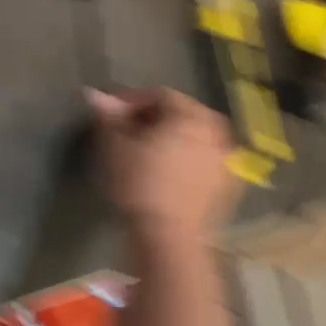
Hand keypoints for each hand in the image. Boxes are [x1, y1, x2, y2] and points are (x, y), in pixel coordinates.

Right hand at [88, 88, 236, 244]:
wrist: (169, 231)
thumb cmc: (137, 181)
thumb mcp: (113, 144)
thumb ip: (108, 116)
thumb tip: (95, 94)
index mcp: (191, 118)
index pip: (162, 94)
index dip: (133, 99)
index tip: (110, 113)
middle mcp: (217, 133)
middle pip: (186, 112)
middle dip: (157, 115)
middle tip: (129, 128)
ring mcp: (228, 159)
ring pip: (200, 135)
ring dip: (175, 135)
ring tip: (148, 149)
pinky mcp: (230, 184)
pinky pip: (208, 157)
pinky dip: (189, 155)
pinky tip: (168, 169)